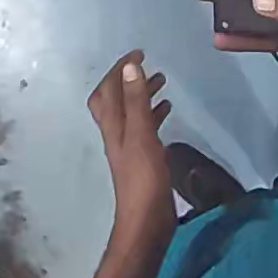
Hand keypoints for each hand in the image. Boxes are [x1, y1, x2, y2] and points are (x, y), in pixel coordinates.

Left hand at [86, 50, 174, 241]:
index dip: (120, 69)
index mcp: (113, 125)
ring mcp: (129, 147)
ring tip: (162, 82)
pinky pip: (145, 127)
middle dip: (129, 79)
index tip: (139, 53)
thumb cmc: (143, 179)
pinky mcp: (142, 159)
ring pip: (132, 112)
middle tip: (148, 65)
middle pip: (116, 99)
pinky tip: (167, 112)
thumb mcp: (141, 135)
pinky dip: (153, 114)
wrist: (146, 223)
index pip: (109, 88)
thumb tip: (130, 67)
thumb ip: (136, 101)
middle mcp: (117, 133)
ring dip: (142, 94)